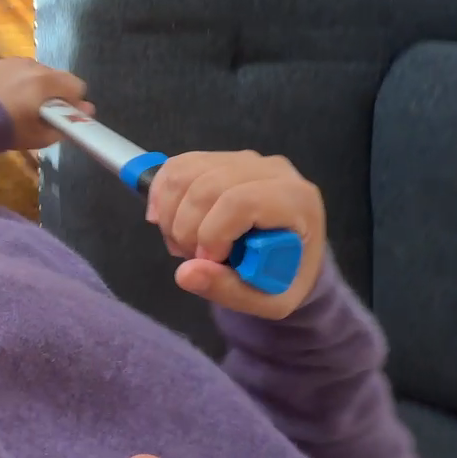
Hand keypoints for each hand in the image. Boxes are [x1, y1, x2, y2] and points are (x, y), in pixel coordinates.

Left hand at [0, 58, 93, 150]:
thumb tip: (87, 111)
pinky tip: (9, 97)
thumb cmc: (8, 130)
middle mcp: (33, 65)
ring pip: (38, 73)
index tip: (64, 116)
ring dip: (37, 86)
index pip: (76, 85)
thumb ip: (68, 124)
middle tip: (41, 114)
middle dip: (54, 94)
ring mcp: (14, 62)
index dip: (74, 102)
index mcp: (46, 81)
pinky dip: (20, 81)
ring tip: (22, 107)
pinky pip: (20, 71)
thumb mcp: (41, 136)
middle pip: (56, 77)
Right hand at [145, 151, 325, 319]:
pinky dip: (160, 194)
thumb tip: (185, 273)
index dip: (213, 232)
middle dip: (185, 227)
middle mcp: (270, 169)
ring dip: (169, 214)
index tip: (208, 261)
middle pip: (208, 186)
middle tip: (190, 256)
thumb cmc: (284, 276)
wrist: (288, 253)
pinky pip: (176, 166)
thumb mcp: (269, 300)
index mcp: (296, 200)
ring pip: (185, 174)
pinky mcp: (216, 157)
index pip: (241, 202)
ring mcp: (241, 159)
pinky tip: (161, 219)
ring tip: (179, 242)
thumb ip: (229, 290)